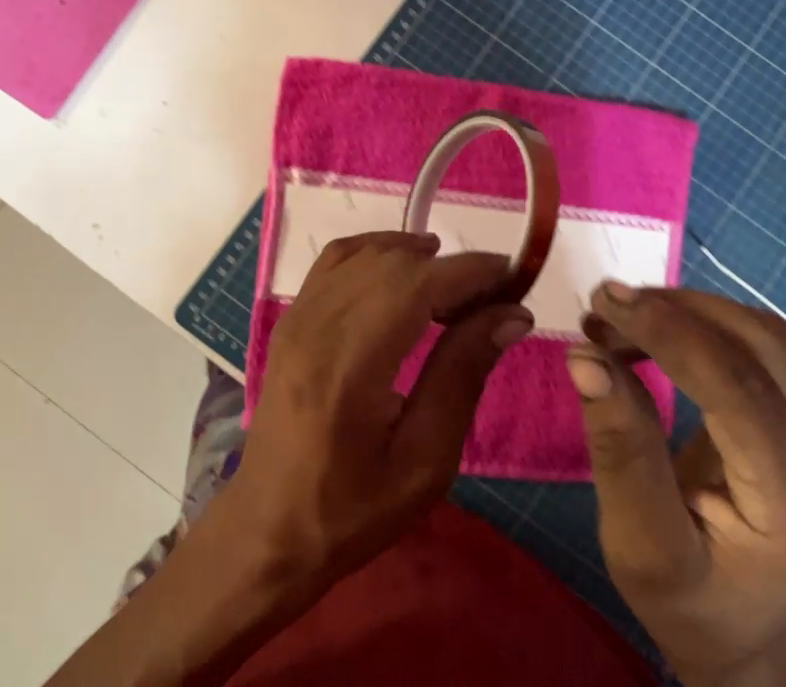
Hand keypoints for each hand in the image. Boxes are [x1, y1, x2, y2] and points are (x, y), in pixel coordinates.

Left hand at [222, 231, 534, 582]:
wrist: (270, 530)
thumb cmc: (353, 509)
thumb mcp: (424, 460)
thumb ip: (461, 376)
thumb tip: (510, 314)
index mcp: (348, 364)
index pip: (415, 285)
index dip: (470, 271)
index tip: (515, 278)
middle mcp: (315, 327)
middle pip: (391, 264)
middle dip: (450, 268)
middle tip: (493, 300)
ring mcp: (294, 319)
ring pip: (362, 255)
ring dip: (415, 260)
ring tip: (455, 292)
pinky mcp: (288, 323)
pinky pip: (334, 263)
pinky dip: (375, 255)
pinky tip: (403, 275)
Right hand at [568, 285, 785, 686]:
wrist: (743, 642)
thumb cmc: (687, 606)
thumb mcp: (639, 545)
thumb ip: (620, 452)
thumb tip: (586, 358)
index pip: (738, 388)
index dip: (671, 333)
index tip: (604, 300)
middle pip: (765, 347)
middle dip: (680, 310)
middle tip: (604, 303)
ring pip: (767, 341)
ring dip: (690, 314)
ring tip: (618, 319)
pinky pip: (762, 358)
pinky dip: (703, 332)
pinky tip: (653, 338)